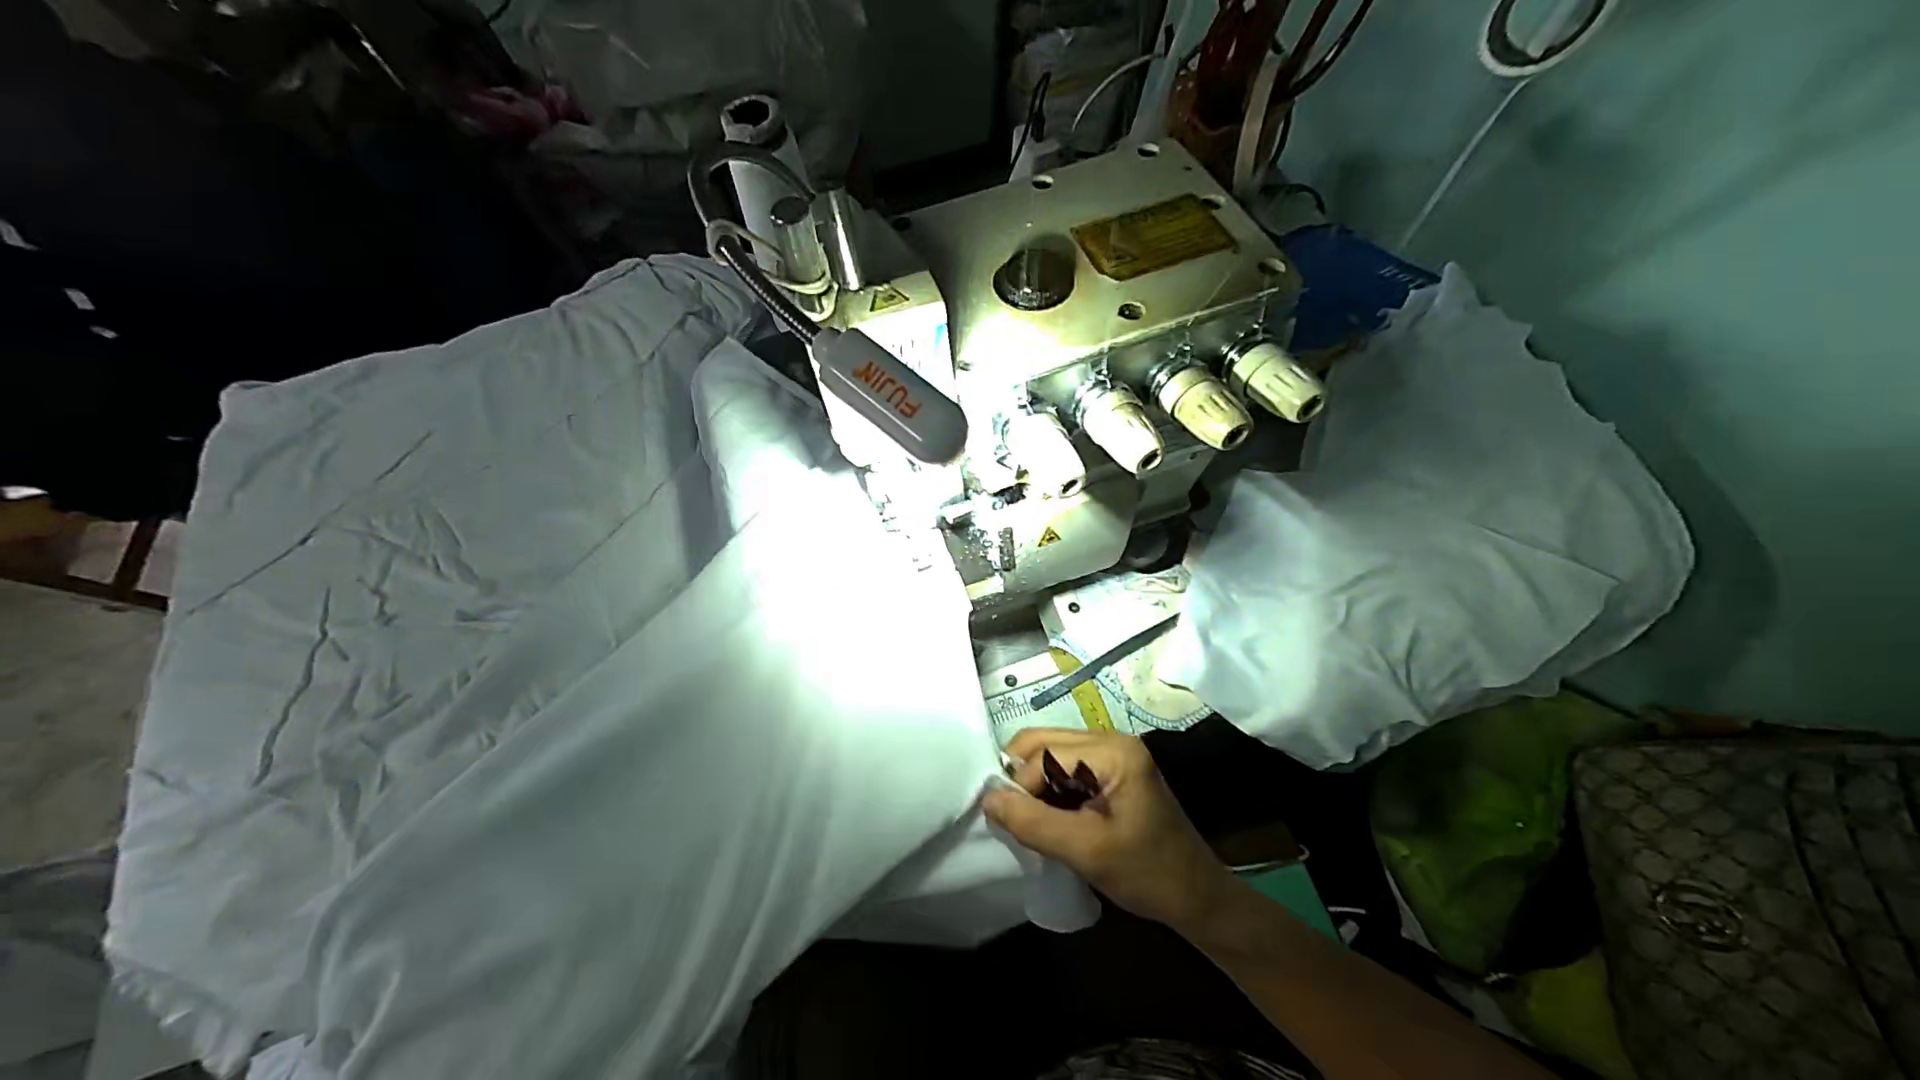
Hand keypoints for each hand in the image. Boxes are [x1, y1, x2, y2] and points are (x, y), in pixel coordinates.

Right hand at [982, 728, 1237, 931]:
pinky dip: (1048, 792)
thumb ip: (1033, 823)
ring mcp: (1111, 754)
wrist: (1196, 898)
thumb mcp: (1086, 851)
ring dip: (1034, 787)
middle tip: (1015, 819)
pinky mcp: (1109, 772)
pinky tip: (1049, 820)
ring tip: (1032, 823)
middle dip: (1022, 779)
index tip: (1012, 825)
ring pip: (1049, 756)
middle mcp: (1110, 740)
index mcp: (1113, 750)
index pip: (1043, 753)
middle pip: (1042, 744)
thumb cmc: (1147, 873)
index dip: (1020, 786)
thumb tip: (987, 800)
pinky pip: (1063, 769)